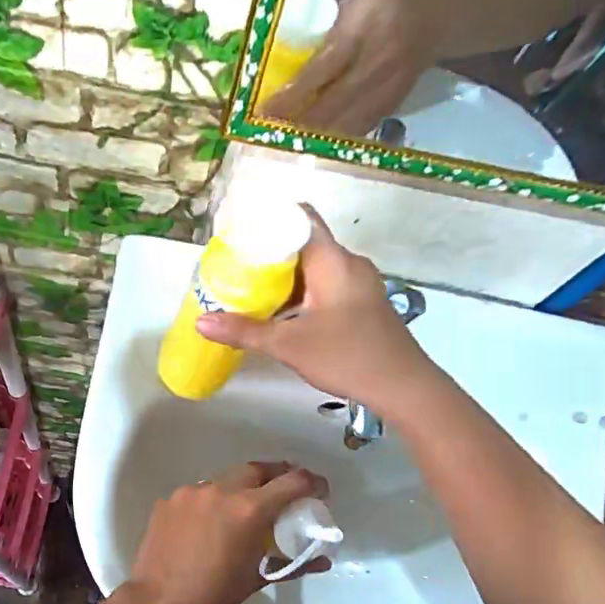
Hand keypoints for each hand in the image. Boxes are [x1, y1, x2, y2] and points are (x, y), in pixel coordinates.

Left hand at [122, 462, 329, 603]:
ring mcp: (192, 492)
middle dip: (278, 476)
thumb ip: (293, 564)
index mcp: (249, 509)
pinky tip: (210, 522)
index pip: (293, 481)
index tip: (320, 491)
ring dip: (242, 488)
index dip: (313, 483)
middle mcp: (222, 490)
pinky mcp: (169, 500)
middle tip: (285, 492)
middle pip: (259, 469)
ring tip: (245, 508)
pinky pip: (199, 493)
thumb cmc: (214, 595)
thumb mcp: (257, 579)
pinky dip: (213, 501)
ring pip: (226, 479)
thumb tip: (323, 561)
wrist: (158, 602)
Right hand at [196, 207, 444, 413]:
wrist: (403, 386)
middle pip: (305, 243)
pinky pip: (329, 286)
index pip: (298, 217)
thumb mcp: (290, 345)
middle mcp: (349, 263)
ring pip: (317, 268)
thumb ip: (245, 332)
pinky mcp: (366, 304)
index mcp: (333, 259)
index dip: (267, 219)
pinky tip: (285, 314)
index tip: (239, 233)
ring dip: (287, 278)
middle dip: (270, 254)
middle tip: (237, 267)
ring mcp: (361, 284)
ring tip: (254, 292)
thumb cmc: (347, 357)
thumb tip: (202, 323)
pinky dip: (305, 293)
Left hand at [259, 0, 447, 136]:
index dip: (290, 98)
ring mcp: (383, 93)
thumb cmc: (383, 6)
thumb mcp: (353, 9)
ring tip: (285, 150)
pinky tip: (313, 151)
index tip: (263, 114)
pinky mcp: (388, 110)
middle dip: (297, 128)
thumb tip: (287, 75)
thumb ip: (325, 40)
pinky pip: (356, 133)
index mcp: (360, 31)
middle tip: (268, 140)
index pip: (318, 72)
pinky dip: (332, 144)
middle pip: (329, 109)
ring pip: (342, 128)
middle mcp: (373, 67)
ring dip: (312, 142)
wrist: (432, 17)